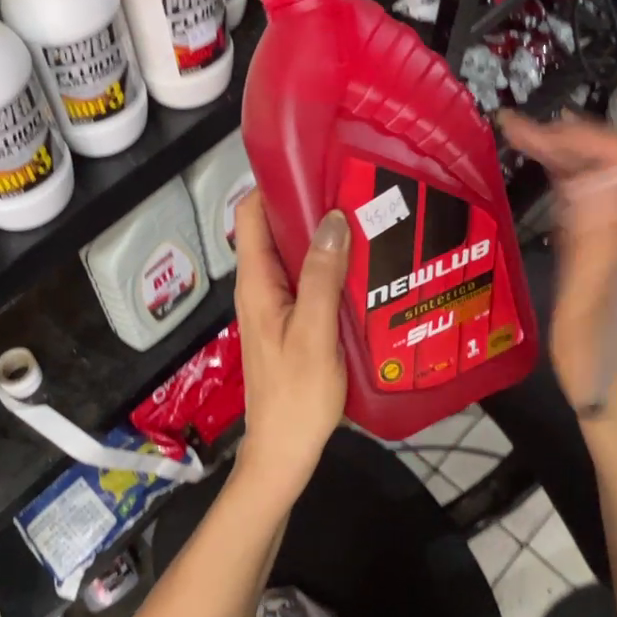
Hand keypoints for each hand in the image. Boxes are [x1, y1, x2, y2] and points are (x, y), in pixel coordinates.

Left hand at [232, 190, 350, 499]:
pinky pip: (306, 282)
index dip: (274, 185)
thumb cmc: (297, 395)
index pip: (251, 215)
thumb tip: (331, 218)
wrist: (285, 450)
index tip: (314, 165)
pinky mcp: (290, 323)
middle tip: (354, 189)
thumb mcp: (314, 333)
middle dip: (308, 206)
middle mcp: (260, 287)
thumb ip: (320, 277)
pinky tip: (362, 267)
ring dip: (322, 238)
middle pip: (275, 230)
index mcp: (256, 283)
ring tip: (365, 219)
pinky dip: (328, 268)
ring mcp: (274, 306)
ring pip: (294, 257)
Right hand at [498, 114, 616, 447]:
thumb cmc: (605, 381)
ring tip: (532, 142)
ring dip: (588, 159)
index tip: (546, 132)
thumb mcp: (588, 315)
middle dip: (590, 144)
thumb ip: (593, 243)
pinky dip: (593, 184)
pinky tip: (556, 174)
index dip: (602, 145)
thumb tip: (587, 176)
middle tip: (528, 131)